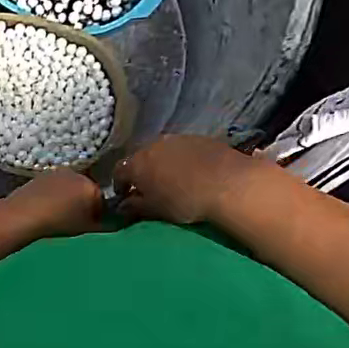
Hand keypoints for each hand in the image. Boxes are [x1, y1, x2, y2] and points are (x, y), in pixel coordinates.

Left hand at [0, 171, 104, 243]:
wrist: (22, 215)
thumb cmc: (58, 223)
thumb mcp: (88, 227)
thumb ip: (110, 222)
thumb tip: (124, 218)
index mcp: (92, 186)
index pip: (104, 198)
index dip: (98, 212)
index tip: (89, 222)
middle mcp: (78, 174)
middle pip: (88, 189)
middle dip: (84, 202)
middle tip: (73, 219)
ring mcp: (59, 172)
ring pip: (72, 186)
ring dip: (69, 197)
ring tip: (57, 214)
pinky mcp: (43, 175)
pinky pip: (57, 185)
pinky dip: (55, 194)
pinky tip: (46, 207)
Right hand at [115, 135, 276, 224]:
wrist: (229, 183)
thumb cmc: (184, 200)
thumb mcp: (154, 209)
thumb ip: (134, 206)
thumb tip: (122, 205)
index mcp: (136, 163)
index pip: (118, 172)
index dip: (119, 185)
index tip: (125, 197)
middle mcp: (152, 145)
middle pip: (140, 158)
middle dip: (141, 172)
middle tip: (148, 189)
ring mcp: (177, 138)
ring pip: (161, 151)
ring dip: (161, 164)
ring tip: (170, 179)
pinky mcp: (200, 137)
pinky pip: (182, 149)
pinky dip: (181, 159)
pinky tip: (191, 172)